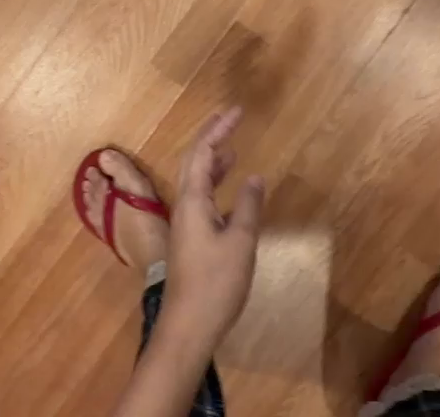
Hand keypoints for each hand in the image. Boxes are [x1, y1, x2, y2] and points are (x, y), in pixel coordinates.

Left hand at [159, 106, 264, 351]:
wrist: (187, 328)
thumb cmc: (214, 283)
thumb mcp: (240, 242)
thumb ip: (248, 206)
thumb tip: (255, 176)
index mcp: (192, 200)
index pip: (203, 152)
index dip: (219, 129)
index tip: (237, 111)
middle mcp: (184, 206)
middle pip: (194, 161)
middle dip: (212, 138)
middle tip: (232, 120)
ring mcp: (186, 225)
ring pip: (197, 181)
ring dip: (213, 162)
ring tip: (233, 149)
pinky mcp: (191, 241)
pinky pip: (202, 199)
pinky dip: (216, 186)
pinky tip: (231, 193)